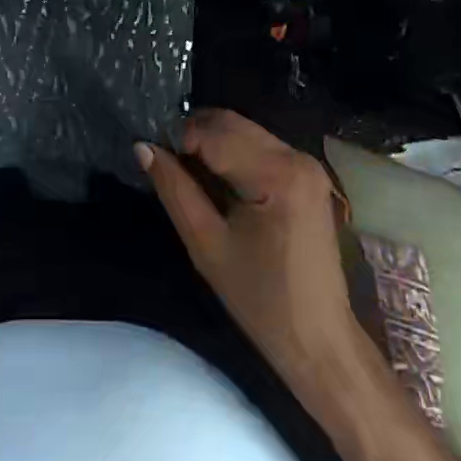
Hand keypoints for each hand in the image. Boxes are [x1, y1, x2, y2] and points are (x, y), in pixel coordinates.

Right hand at [138, 109, 370, 398]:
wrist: (318, 336)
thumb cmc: (260, 299)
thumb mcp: (206, 245)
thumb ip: (175, 190)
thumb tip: (143, 147)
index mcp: (277, 174)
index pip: (216, 134)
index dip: (178, 137)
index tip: (153, 154)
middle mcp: (298, 157)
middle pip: (235, 124)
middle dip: (195, 133)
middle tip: (165, 159)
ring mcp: (309, 163)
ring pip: (249, 131)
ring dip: (214, 140)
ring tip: (185, 169)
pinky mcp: (310, 174)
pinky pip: (264, 146)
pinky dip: (235, 151)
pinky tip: (215, 176)